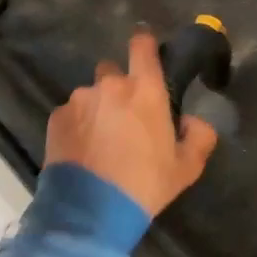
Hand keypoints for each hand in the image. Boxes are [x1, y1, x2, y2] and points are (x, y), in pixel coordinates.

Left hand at [45, 32, 219, 216]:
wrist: (91, 212)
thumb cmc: (145, 185)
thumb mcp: (187, 167)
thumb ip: (199, 135)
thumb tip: (192, 121)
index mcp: (145, 89)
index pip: (142, 44)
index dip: (145, 44)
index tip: (146, 52)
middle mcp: (110, 86)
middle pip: (112, 71)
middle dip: (118, 87)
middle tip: (124, 118)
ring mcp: (78, 100)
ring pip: (90, 95)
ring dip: (96, 109)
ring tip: (100, 142)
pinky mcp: (56, 118)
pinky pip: (70, 114)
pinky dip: (76, 126)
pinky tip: (82, 152)